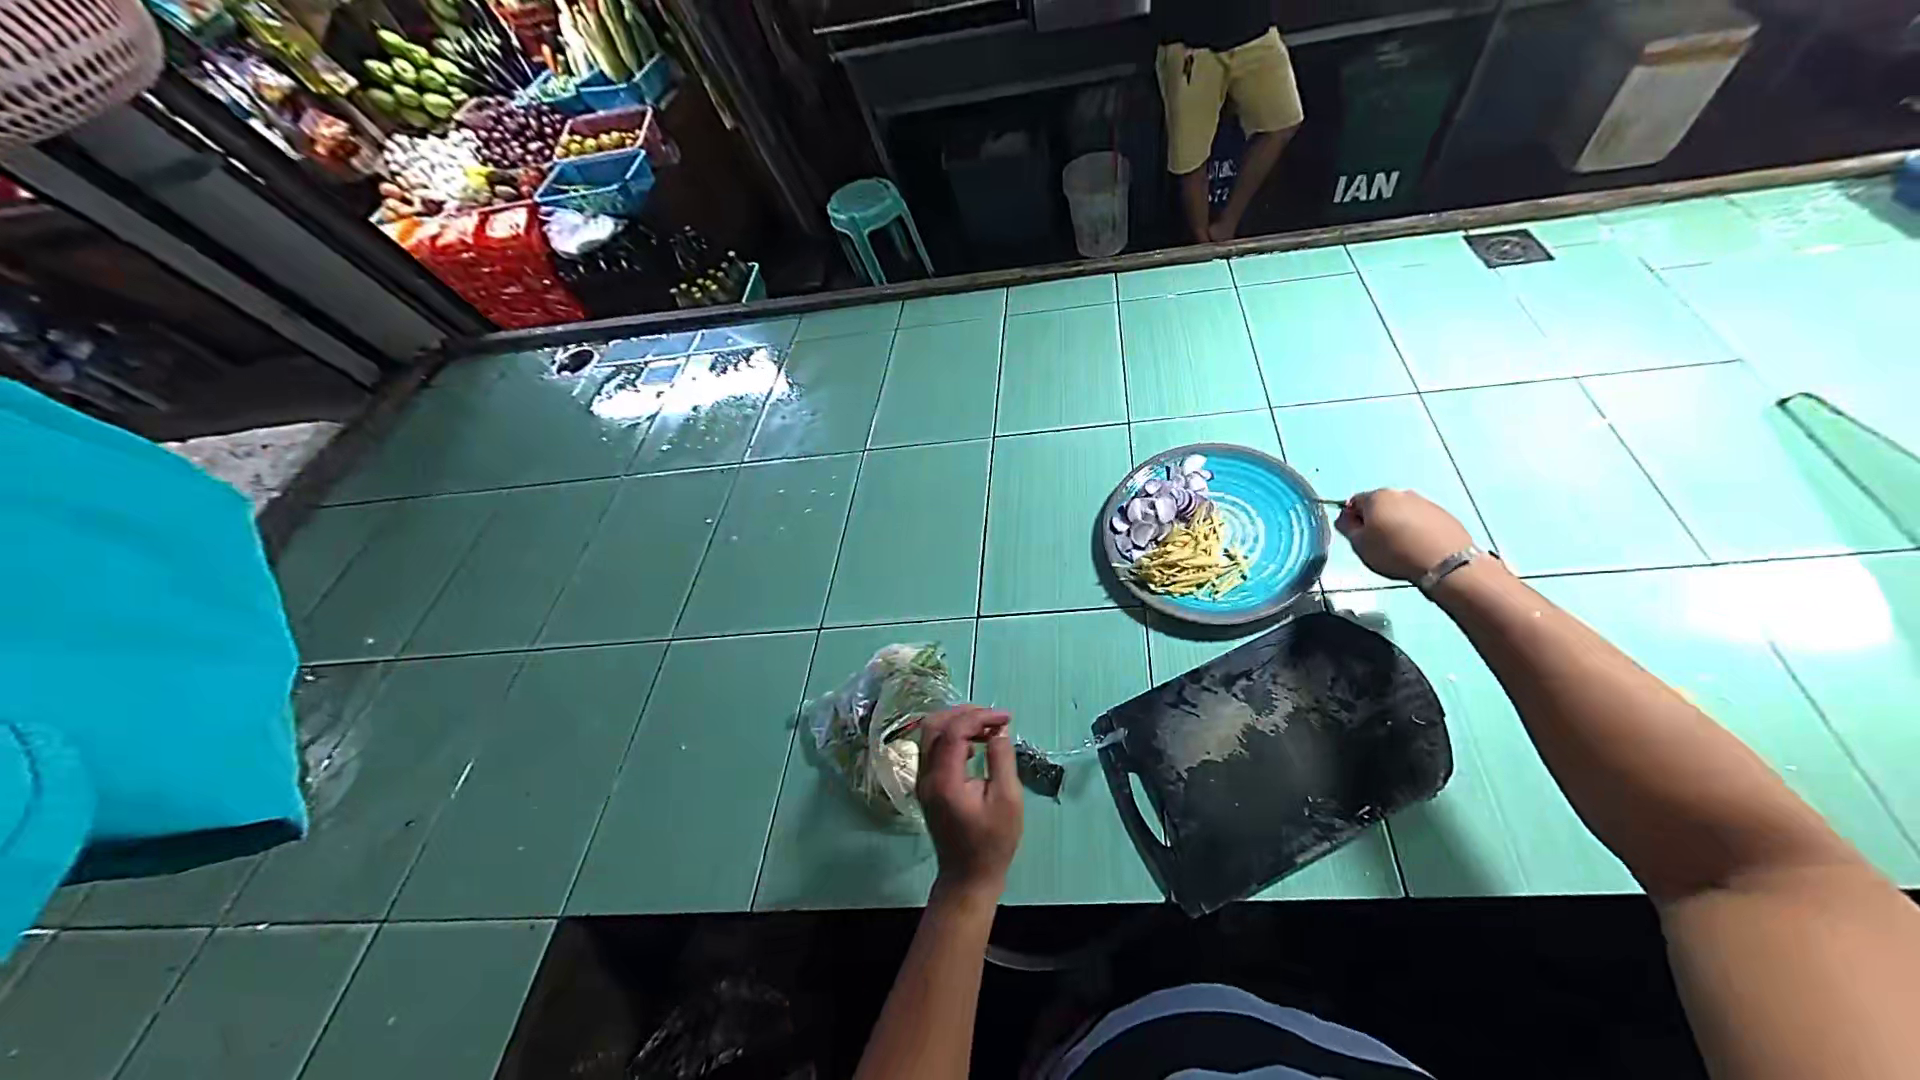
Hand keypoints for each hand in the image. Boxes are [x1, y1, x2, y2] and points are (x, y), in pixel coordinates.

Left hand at [916, 705, 1022, 901]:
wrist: (968, 877)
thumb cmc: (993, 843)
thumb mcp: (1008, 800)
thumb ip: (1001, 760)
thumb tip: (998, 730)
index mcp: (944, 780)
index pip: (953, 731)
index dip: (979, 717)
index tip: (1005, 717)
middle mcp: (926, 776)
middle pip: (934, 725)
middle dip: (964, 713)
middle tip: (994, 717)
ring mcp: (923, 780)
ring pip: (930, 734)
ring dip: (957, 723)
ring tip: (987, 727)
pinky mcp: (926, 785)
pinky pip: (933, 748)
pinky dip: (952, 737)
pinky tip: (975, 745)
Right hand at [1335, 488, 1473, 581]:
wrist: (1444, 562)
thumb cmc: (1393, 551)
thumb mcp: (1359, 544)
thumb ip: (1346, 527)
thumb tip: (1344, 518)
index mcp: (1376, 497)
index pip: (1354, 502)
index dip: (1351, 519)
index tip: (1356, 536)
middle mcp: (1401, 493)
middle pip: (1379, 505)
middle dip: (1375, 520)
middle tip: (1376, 543)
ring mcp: (1425, 502)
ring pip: (1401, 511)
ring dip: (1396, 524)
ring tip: (1399, 547)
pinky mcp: (1443, 514)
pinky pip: (1421, 519)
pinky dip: (1415, 529)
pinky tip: (1417, 546)